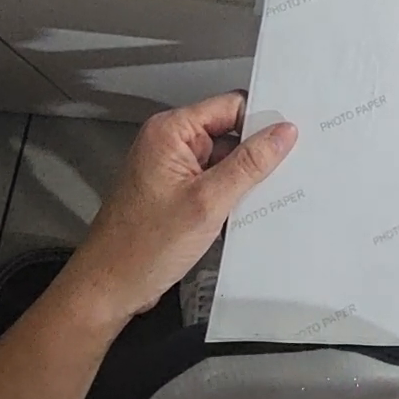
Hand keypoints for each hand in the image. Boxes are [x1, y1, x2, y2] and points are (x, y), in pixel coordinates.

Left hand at [56, 91, 297, 325]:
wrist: (106, 292)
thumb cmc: (145, 246)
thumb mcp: (208, 202)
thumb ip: (249, 163)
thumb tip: (285, 131)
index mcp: (171, 130)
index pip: (231, 106)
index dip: (261, 121)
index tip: (291, 139)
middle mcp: (170, 141)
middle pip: (229, 130)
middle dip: (255, 151)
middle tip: (290, 168)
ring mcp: (172, 167)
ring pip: (225, 157)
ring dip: (244, 175)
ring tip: (272, 190)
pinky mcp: (176, 190)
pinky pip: (214, 178)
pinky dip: (231, 191)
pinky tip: (249, 207)